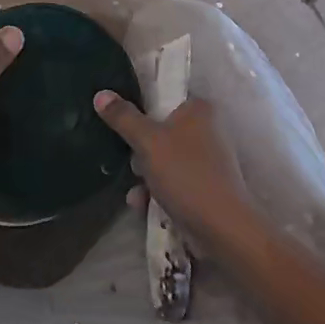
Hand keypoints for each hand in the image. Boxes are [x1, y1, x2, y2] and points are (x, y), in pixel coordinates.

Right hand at [94, 92, 253, 243]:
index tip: (122, 123)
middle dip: (140, 151)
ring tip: (135, 192)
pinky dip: (158, 191)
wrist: (223, 229)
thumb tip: (101, 94)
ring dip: (145, 175)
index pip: (163, 96)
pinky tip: (142, 206)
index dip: (140, 108)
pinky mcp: (206, 186)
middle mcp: (207, 129)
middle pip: (160, 130)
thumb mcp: (148, 142)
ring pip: (164, 158)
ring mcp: (208, 160)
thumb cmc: (185, 174)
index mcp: (198, 109)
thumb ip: (123, 117)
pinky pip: (173, 181)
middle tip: (131, 163)